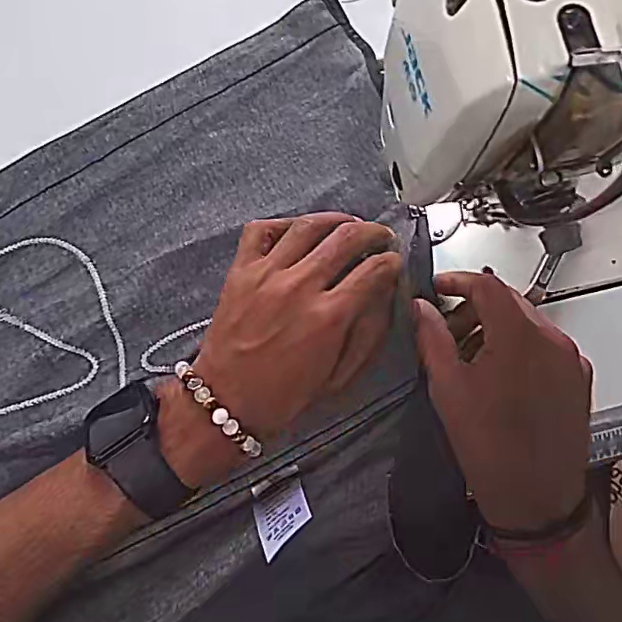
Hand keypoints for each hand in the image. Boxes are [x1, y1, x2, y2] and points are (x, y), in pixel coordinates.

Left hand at [174, 213, 401, 478]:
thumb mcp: (340, 377)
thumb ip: (369, 334)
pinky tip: (299, 229)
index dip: (392, 261)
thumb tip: (385, 297)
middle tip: (379, 237)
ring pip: (308, 225)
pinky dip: (284, 223)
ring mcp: (267, 275)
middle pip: (347, 237)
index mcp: (328, 317)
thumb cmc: (281, 395)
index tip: (394, 261)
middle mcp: (298, 288)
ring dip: (336, 220)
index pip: (374, 269)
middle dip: (373, 232)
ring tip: (347, 224)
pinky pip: (262, 230)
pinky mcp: (241, 272)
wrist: (228, 401)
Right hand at [413, 271, 591, 530]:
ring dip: (496, 328)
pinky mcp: (578, 379)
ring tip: (470, 358)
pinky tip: (497, 375)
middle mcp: (553, 342)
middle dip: (475, 307)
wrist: (537, 499)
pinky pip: (545, 347)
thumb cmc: (494, 451)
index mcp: (520, 337)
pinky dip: (519, 348)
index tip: (441, 288)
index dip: (458, 281)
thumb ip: (433, 338)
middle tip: (447, 327)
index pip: (488, 285)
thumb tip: (422, 310)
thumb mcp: (448, 388)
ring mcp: (570, 360)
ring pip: (528, 323)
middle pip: (510, 301)